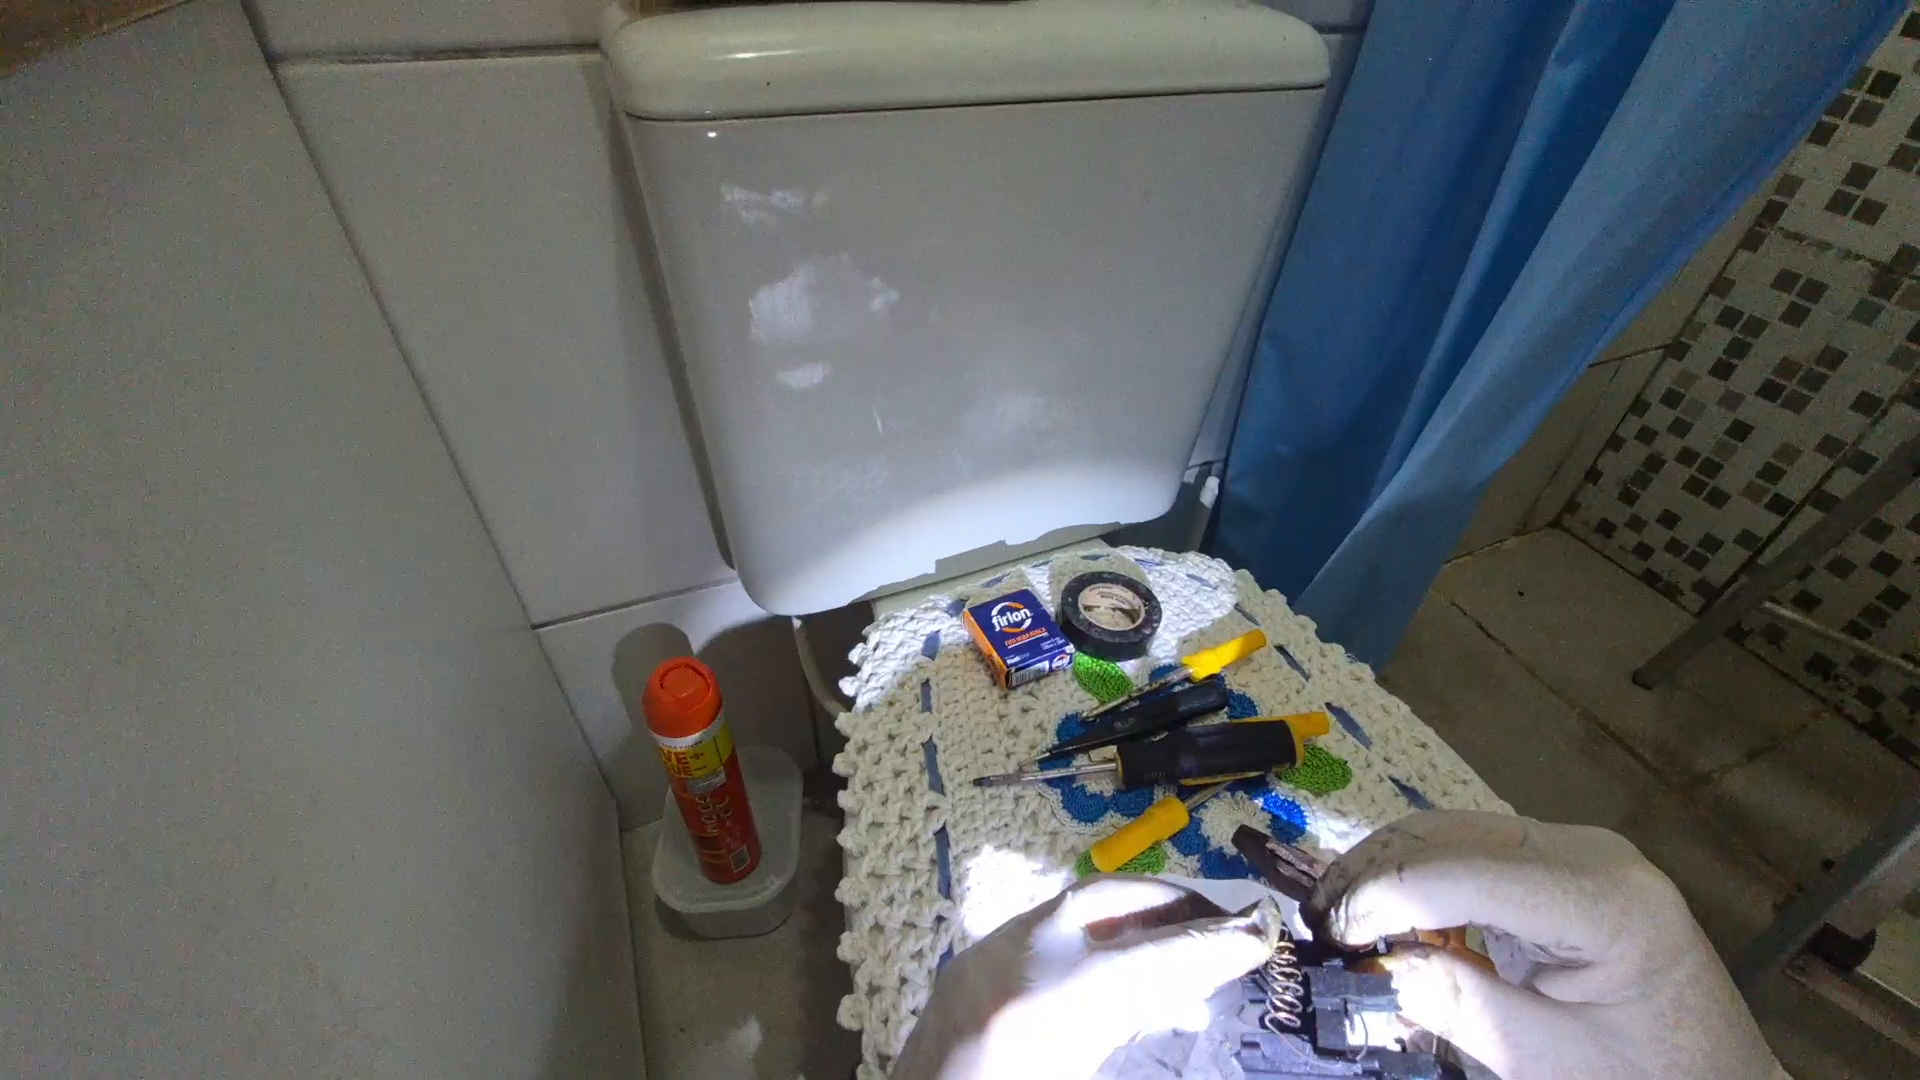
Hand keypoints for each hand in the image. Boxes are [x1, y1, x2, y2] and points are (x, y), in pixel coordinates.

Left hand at [891, 875, 1277, 1079]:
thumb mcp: (1083, 1069)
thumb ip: (1135, 1032)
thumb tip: (1188, 998)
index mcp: (1051, 1003)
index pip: (1148, 960)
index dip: (1207, 947)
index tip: (1254, 936)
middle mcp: (1018, 956)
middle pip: (1106, 903)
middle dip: (1169, 903)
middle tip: (1220, 919)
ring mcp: (990, 947)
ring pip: (1073, 903)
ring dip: (1130, 908)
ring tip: (1175, 927)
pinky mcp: (975, 954)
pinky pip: (1044, 918)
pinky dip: (1089, 923)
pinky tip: (1114, 946)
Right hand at [1305, 811, 1786, 1079]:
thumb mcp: (1552, 1063)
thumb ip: (1456, 1003)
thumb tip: (1362, 963)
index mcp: (1607, 900)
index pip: (1460, 871)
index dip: (1382, 896)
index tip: (1330, 935)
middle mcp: (1586, 849)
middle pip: (1444, 835)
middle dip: (1370, 873)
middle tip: (1319, 921)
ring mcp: (1569, 845)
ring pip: (1441, 830)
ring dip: (1381, 866)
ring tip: (1339, 910)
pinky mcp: (1550, 856)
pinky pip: (1459, 845)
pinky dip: (1410, 871)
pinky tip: (1383, 904)